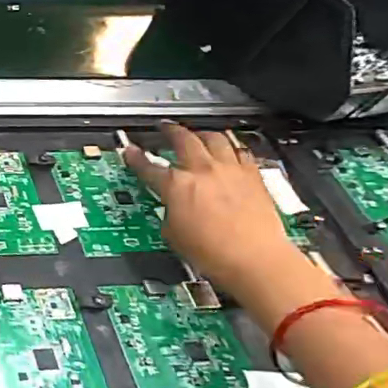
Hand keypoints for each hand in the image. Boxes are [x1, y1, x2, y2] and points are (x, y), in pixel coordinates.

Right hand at [122, 122, 303, 293]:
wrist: (256, 260)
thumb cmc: (215, 253)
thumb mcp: (173, 234)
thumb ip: (170, 212)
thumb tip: (173, 208)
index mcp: (176, 186)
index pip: (148, 167)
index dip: (136, 158)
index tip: (132, 151)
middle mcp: (202, 170)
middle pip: (183, 139)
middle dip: (170, 131)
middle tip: (166, 128)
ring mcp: (229, 170)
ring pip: (214, 138)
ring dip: (202, 134)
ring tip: (198, 133)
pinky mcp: (253, 176)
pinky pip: (242, 152)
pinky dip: (233, 148)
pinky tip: (231, 150)